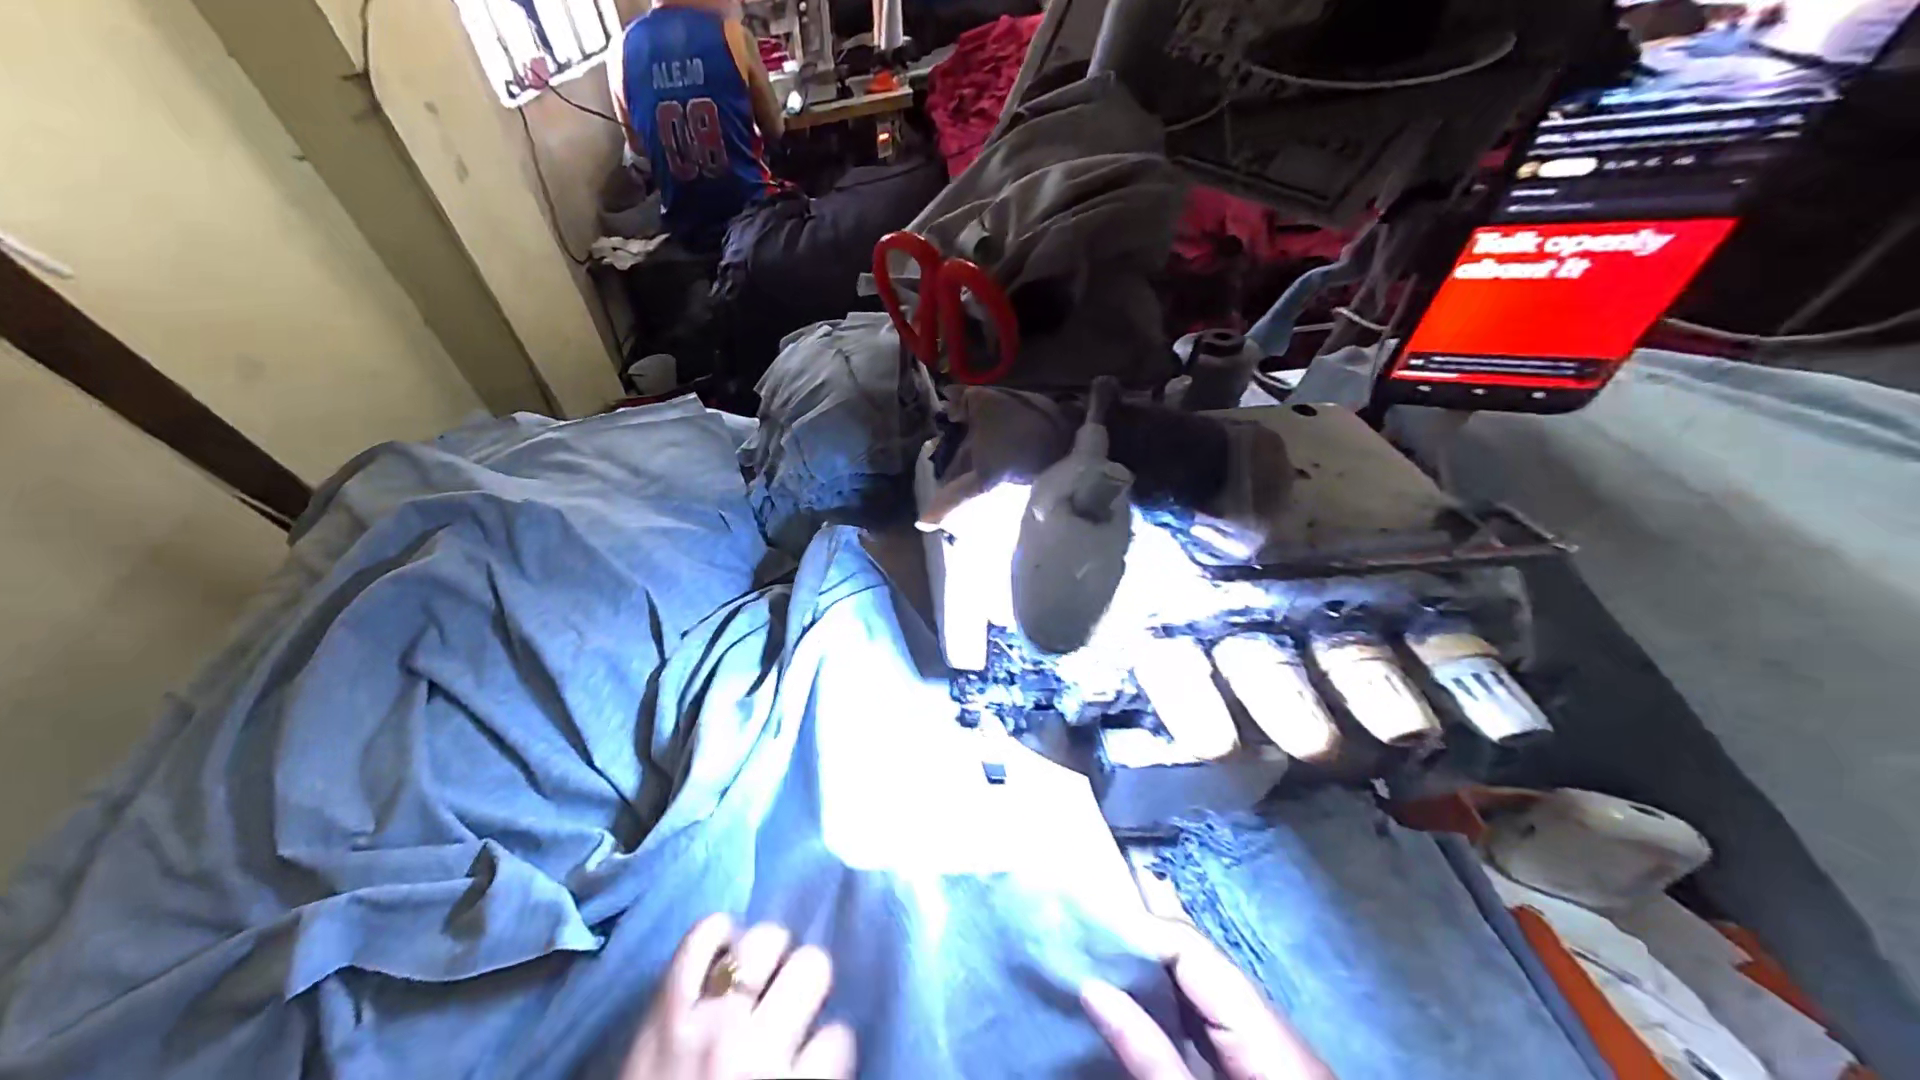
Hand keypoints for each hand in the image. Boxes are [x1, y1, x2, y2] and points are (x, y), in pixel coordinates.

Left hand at [622, 914, 857, 1079]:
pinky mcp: (662, 1010)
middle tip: (790, 1000)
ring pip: (764, 942)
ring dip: (770, 954)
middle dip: (808, 980)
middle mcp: (755, 1049)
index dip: (828, 1042)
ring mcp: (706, 1023)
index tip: (813, 1053)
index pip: (838, 1036)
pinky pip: (699, 940)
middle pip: (812, 968)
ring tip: (758, 973)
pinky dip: (717, 933)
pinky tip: (723, 948)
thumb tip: (824, 1042)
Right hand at [1081, 922, 1332, 1079]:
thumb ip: (1148, 1057)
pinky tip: (1143, 985)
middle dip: (1149, 933)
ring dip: (1158, 959)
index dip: (1143, 931)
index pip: (1195, 951)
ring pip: (1206, 978)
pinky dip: (1174, 991)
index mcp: (1266, 1033)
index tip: (1091, 926)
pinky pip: (1212, 1007)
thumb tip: (1092, 988)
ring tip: (1108, 938)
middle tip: (1095, 914)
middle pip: (1203, 957)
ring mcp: (1271, 1041)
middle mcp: (1272, 1022)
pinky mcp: (1262, 1061)